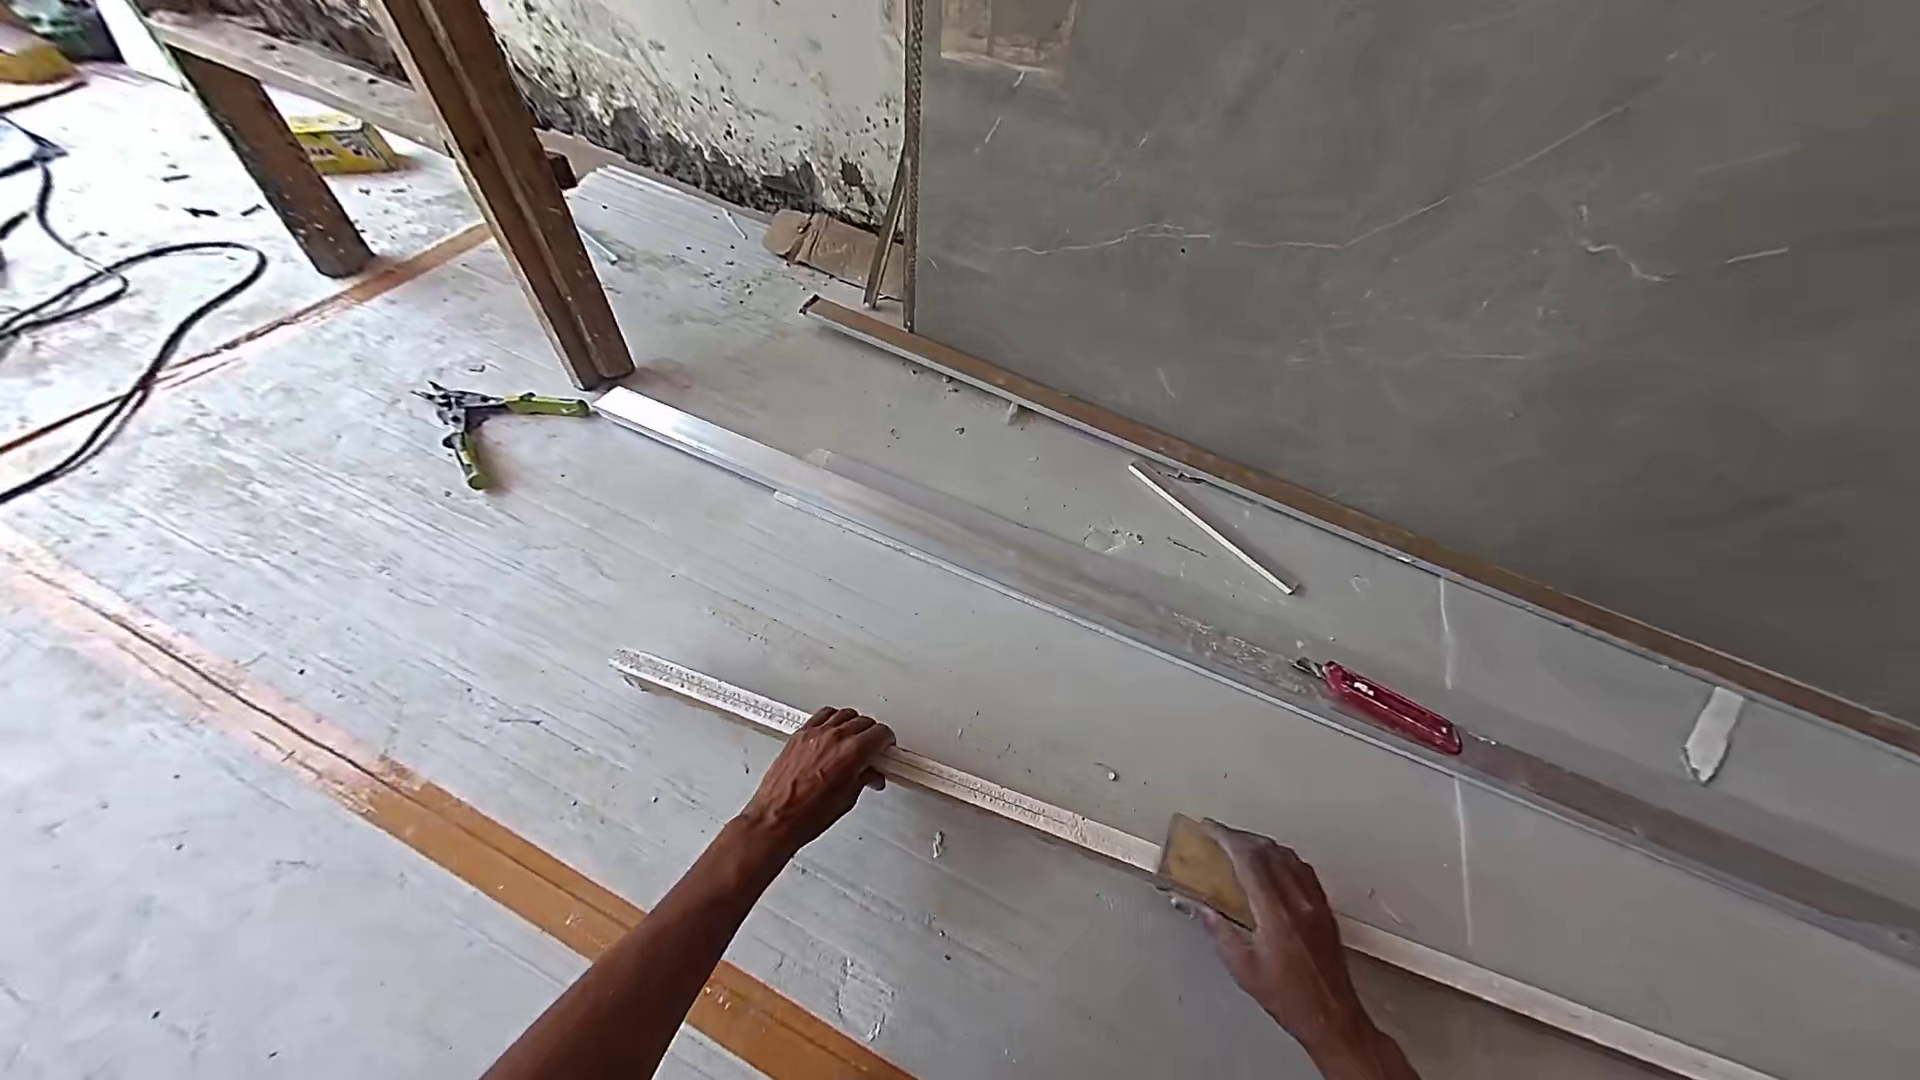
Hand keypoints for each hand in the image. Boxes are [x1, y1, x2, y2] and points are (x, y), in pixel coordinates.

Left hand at [736, 707, 894, 855]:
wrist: (774, 819)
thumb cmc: (805, 815)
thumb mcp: (847, 799)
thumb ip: (863, 777)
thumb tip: (869, 773)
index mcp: (852, 752)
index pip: (880, 733)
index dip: (886, 741)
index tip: (885, 748)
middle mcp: (834, 737)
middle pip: (864, 721)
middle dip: (872, 734)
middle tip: (873, 748)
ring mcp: (815, 733)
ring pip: (844, 714)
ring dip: (853, 724)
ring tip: (854, 738)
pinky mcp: (800, 734)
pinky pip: (822, 715)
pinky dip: (832, 719)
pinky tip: (833, 730)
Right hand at [1200, 822, 1373, 1056]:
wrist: (1334, 1021)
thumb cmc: (1292, 1001)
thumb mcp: (1243, 968)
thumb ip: (1218, 930)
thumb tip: (1199, 907)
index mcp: (1276, 914)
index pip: (1248, 858)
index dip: (1226, 837)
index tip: (1210, 828)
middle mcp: (1298, 903)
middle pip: (1266, 850)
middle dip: (1239, 836)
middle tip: (1220, 835)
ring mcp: (1315, 904)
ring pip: (1286, 855)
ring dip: (1261, 843)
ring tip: (1242, 844)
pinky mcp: (1326, 910)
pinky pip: (1304, 868)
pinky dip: (1283, 856)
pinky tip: (1275, 862)